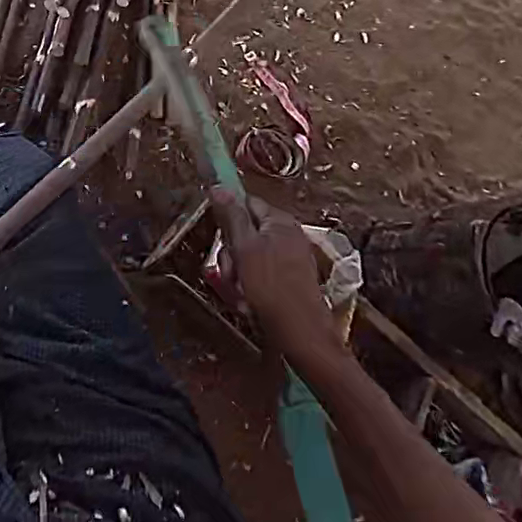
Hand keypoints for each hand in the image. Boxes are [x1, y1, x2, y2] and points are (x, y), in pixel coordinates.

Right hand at [208, 188, 341, 360]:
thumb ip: (232, 217)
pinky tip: (249, 304)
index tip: (219, 238)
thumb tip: (218, 186)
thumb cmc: (272, 288)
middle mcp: (287, 235)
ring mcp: (290, 258)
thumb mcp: (245, 249)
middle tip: (230, 274)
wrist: (303, 336)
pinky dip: (250, 288)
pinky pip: (260, 275)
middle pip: (245, 232)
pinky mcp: (289, 281)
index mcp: (279, 221)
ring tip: (241, 294)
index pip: (246, 203)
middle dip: (231, 255)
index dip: (229, 218)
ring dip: (238, 276)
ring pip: (249, 257)